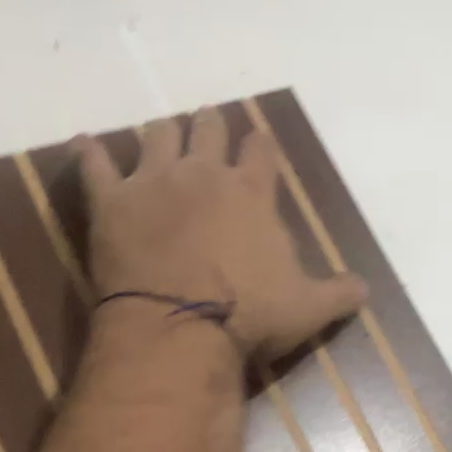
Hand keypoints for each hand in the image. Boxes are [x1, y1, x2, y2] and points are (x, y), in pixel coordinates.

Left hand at [75, 108, 367, 359]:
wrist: (178, 326)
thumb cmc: (247, 315)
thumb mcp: (306, 309)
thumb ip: (337, 293)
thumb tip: (366, 290)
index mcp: (251, 191)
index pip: (260, 151)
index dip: (259, 145)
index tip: (257, 143)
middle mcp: (203, 173)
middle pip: (207, 130)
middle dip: (210, 126)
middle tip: (207, 126)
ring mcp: (153, 182)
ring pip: (157, 135)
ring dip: (162, 132)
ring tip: (162, 133)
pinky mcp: (111, 202)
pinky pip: (94, 165)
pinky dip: (89, 152)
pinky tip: (85, 142)